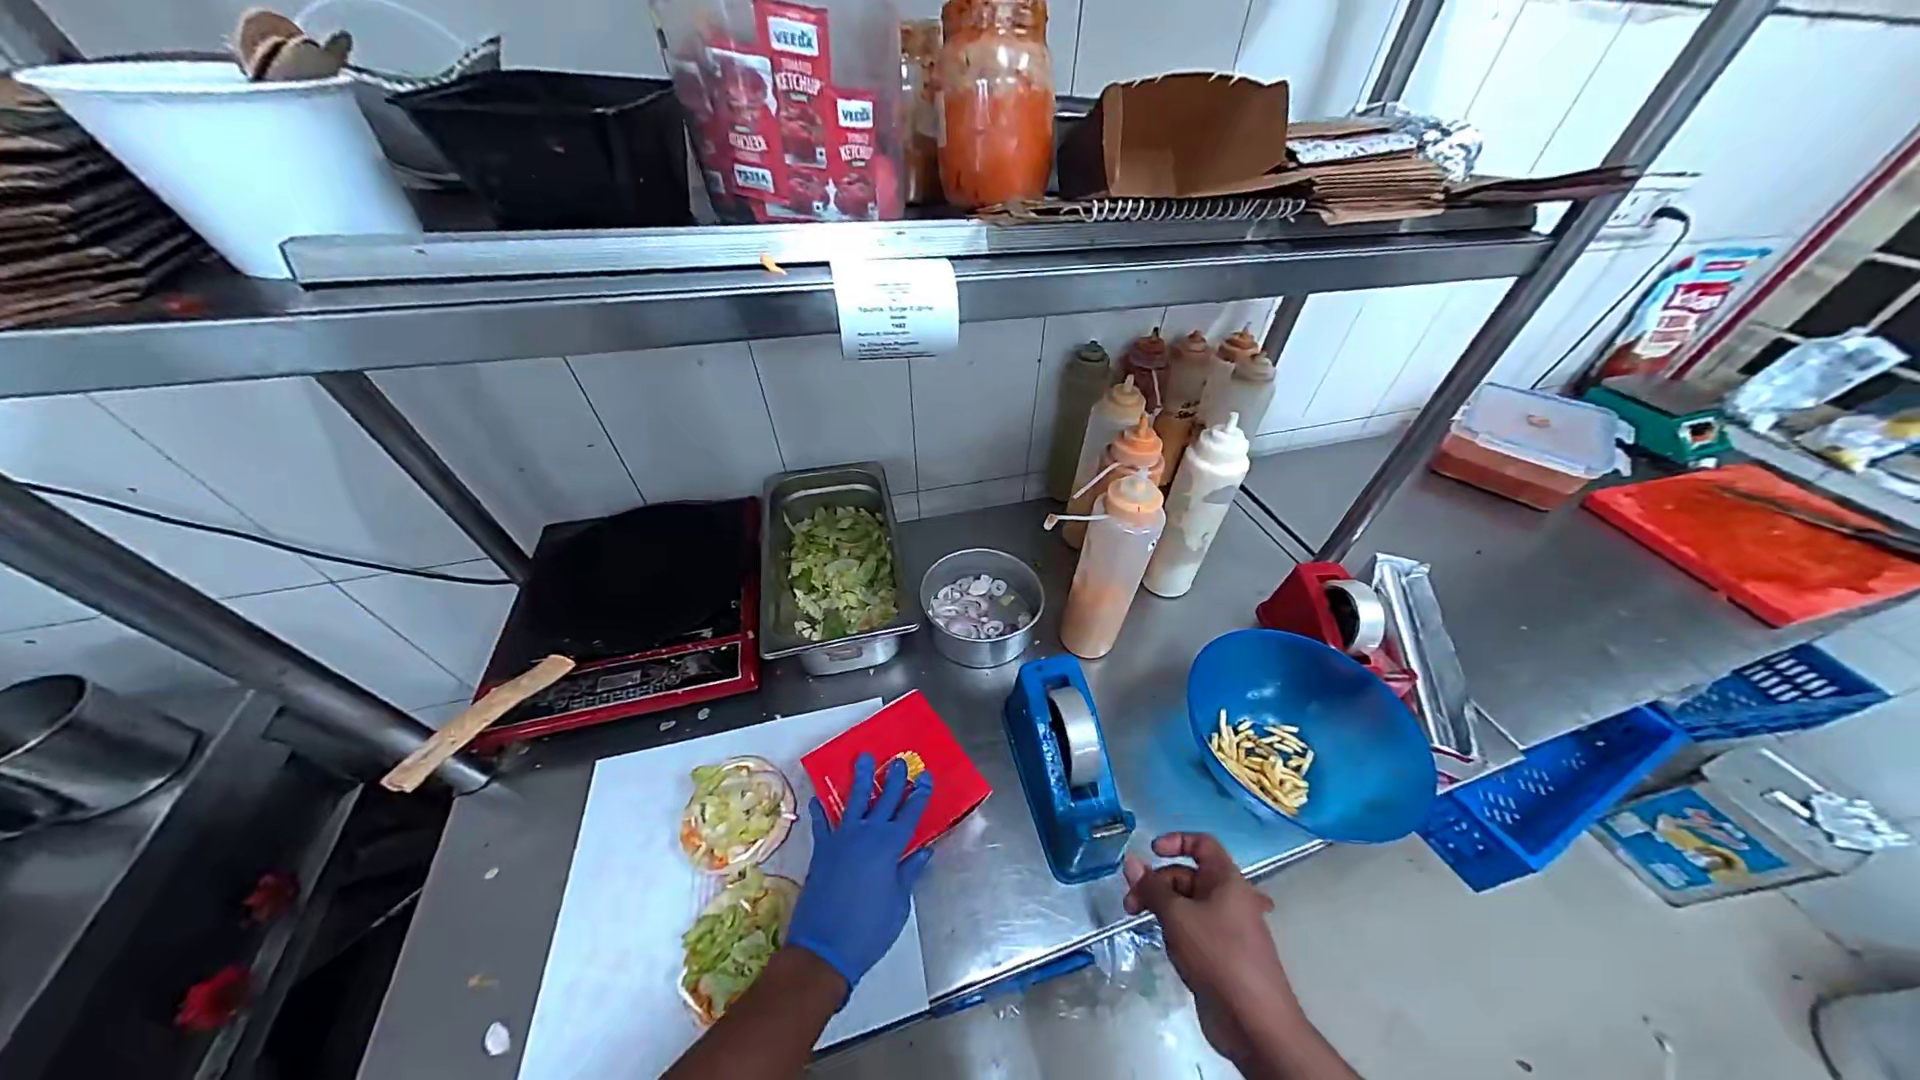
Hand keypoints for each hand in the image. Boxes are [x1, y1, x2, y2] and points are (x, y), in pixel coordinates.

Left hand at [787, 754, 934, 995]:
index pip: (909, 814)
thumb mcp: (899, 903)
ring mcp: (841, 840)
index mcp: (889, 847)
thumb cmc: (869, 930)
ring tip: (863, 758)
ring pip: (854, 801)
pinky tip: (817, 797)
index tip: (925, 776)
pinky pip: (822, 824)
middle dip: (893, 780)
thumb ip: (909, 872)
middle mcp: (866, 835)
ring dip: (860, 779)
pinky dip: (820, 810)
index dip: (918, 795)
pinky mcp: (822, 850)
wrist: (824, 949)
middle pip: (883, 801)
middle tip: (898, 761)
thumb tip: (924, 851)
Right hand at [1123, 833, 1300, 1066]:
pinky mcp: (1221, 955)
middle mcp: (1229, 899)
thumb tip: (1131, 861)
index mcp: (1227, 880)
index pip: (1202, 844)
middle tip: (1130, 903)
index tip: (1150, 851)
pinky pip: (1193, 930)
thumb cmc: (1218, 956)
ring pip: (1188, 905)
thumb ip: (1151, 888)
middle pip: (1188, 876)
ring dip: (1162, 908)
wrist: (1255, 1022)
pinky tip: (1165, 945)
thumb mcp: (1177, 916)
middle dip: (1156, 883)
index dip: (1176, 841)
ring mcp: (1227, 928)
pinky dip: (1175, 930)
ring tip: (1140, 923)